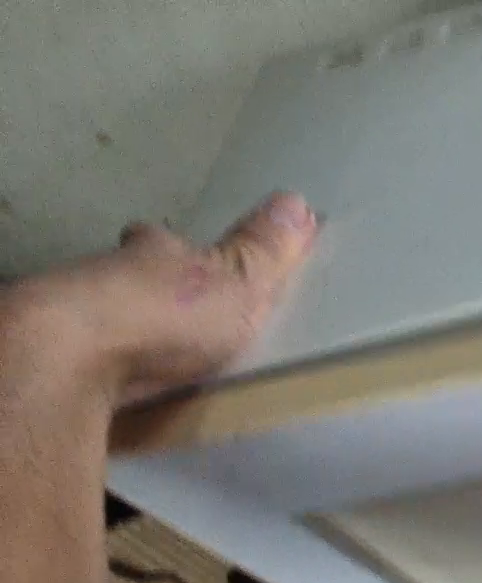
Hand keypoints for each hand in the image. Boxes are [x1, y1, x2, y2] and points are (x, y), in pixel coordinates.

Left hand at [0, 192, 317, 406]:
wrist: (80, 356)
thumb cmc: (169, 311)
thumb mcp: (239, 279)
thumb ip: (265, 249)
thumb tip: (295, 199)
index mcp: (155, 252)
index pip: (163, 239)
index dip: (177, 245)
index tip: (186, 249)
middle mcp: (113, 273)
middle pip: (137, 274)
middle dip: (160, 288)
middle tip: (187, 309)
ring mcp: (88, 314)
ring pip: (120, 312)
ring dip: (144, 326)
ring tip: (175, 352)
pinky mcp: (80, 355)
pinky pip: (110, 353)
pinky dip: (127, 362)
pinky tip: (148, 377)